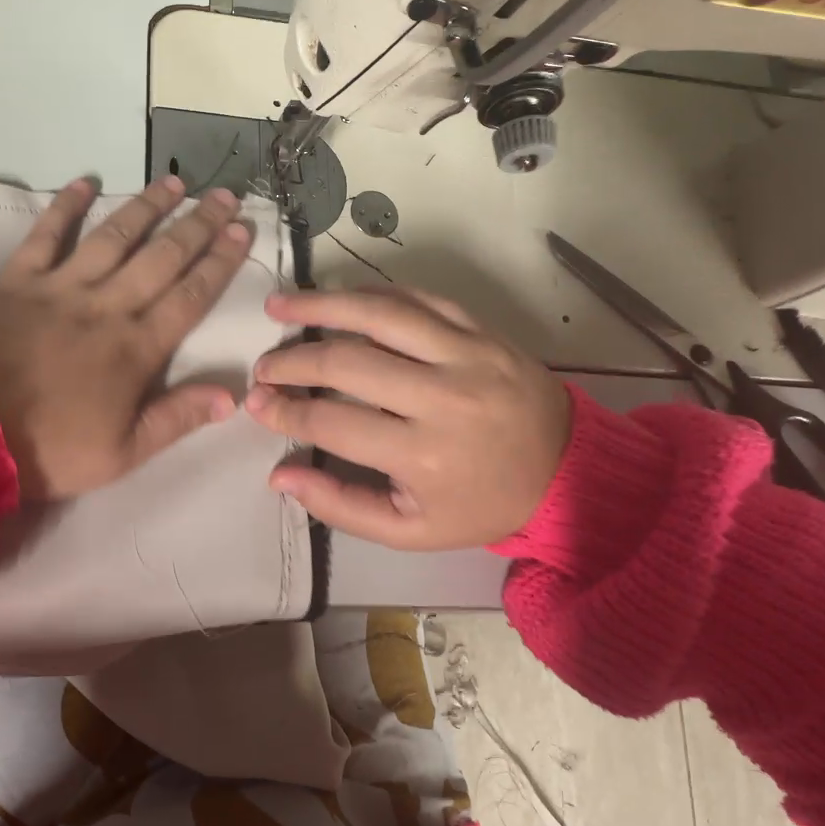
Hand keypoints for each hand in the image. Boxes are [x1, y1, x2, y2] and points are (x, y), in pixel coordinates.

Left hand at [0, 176, 252, 500]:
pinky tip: (85, 181)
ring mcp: (60, 288)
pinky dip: (65, 206)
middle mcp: (106, 307)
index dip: (220, 263)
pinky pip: (46, 234)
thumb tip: (232, 393)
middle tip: (224, 196)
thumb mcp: (122, 454)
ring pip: (113, 236)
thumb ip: (176, 419)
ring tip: (174, 182)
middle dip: (197, 225)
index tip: (243, 232)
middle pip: (161, 257)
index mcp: (135, 350)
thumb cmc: (49, 449)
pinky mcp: (18, 280)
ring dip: (146, 207)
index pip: (189, 297)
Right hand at [244, 286, 571, 549]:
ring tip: (278, 307)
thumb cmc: (479, 506)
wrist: (569, 473)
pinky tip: (339, 298)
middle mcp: (443, 398)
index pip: (331, 422)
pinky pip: (420, 299)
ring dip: (321, 305)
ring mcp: (467, 355)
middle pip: (347, 361)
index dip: (283, 410)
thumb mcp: (409, 531)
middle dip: (292, 360)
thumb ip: (340, 506)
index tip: (255, 403)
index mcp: (423, 455)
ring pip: (380, 314)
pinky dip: (372, 294)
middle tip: (262, 365)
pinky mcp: (483, 331)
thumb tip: (278, 475)